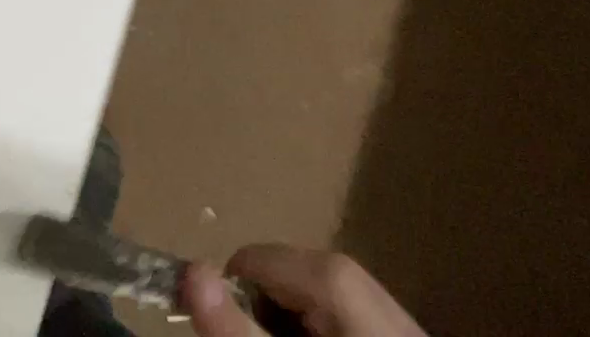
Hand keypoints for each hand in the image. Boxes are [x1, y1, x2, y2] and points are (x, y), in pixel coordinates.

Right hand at [185, 245, 427, 336]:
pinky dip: (320, 335)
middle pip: (287, 276)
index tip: (236, 332)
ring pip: (313, 299)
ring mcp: (391, 314)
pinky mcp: (398, 335)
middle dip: (265, 313)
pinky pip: (343, 318)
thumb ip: (236, 329)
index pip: (257, 261)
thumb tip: (190, 271)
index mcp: (337, 284)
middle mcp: (367, 286)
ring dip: (290, 327)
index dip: (236, 295)